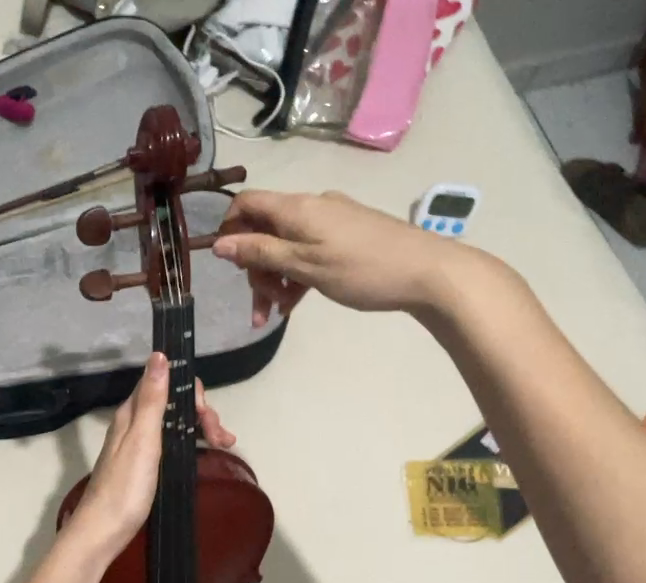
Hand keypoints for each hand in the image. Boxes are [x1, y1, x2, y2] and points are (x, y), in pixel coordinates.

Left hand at [62, 353, 234, 558]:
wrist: (104, 531)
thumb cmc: (124, 488)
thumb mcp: (142, 440)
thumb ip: (152, 399)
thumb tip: (159, 355)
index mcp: (131, 414)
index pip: (164, 382)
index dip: (190, 391)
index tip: (205, 414)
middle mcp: (133, 425)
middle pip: (173, 403)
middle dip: (202, 412)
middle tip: (221, 437)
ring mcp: (139, 446)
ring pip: (175, 423)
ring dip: (201, 427)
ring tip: (225, 444)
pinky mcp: (144, 466)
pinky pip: (172, 443)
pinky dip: (192, 443)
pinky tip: (207, 452)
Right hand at [211, 189, 495, 321]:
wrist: (427, 272)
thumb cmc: (360, 269)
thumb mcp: (303, 265)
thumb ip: (260, 252)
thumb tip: (219, 244)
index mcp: (296, 209)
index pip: (247, 204)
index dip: (229, 229)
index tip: (226, 264)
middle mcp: (310, 207)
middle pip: (264, 232)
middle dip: (254, 269)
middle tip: (259, 307)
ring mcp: (329, 222)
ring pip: (285, 247)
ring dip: (273, 280)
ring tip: (275, 314)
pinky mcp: (344, 237)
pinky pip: (306, 253)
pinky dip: (295, 277)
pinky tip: (294, 305)